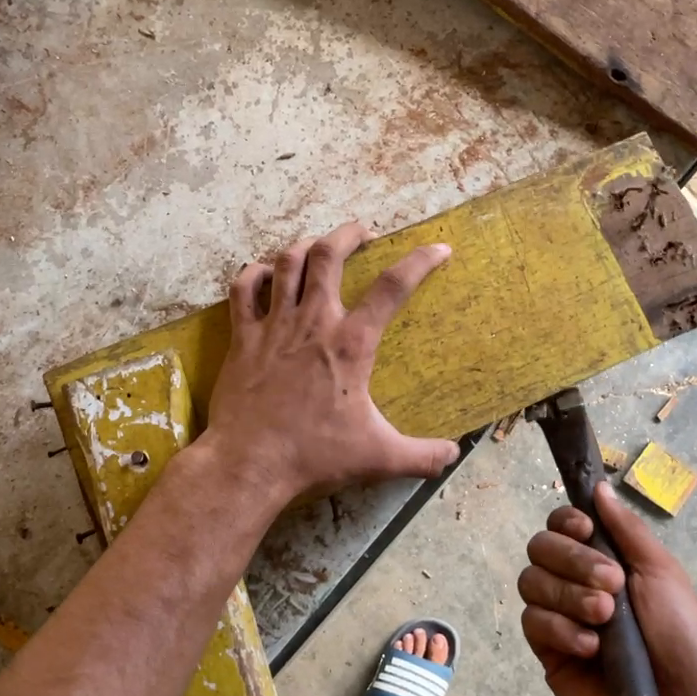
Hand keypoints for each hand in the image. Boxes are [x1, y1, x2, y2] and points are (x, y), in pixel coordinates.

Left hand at [202, 221, 459, 503]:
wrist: (249, 463)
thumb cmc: (314, 456)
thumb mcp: (378, 457)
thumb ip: (421, 455)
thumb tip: (454, 454)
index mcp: (351, 343)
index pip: (393, 287)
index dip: (421, 261)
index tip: (439, 248)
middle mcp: (313, 321)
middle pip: (329, 254)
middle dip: (349, 234)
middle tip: (364, 232)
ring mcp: (273, 325)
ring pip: (287, 263)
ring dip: (305, 246)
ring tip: (318, 246)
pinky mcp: (242, 337)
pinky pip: (244, 289)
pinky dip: (255, 273)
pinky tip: (265, 273)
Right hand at [518, 481, 696, 695]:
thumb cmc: (680, 637)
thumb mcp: (662, 574)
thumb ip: (626, 530)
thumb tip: (599, 486)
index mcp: (601, 559)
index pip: (560, 525)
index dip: (565, 522)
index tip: (586, 530)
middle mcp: (573, 582)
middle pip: (540, 547)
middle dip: (573, 561)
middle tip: (612, 585)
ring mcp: (558, 616)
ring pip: (531, 581)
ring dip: (569, 595)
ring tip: (604, 617)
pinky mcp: (547, 652)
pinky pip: (532, 623)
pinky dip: (560, 629)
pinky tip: (591, 647)